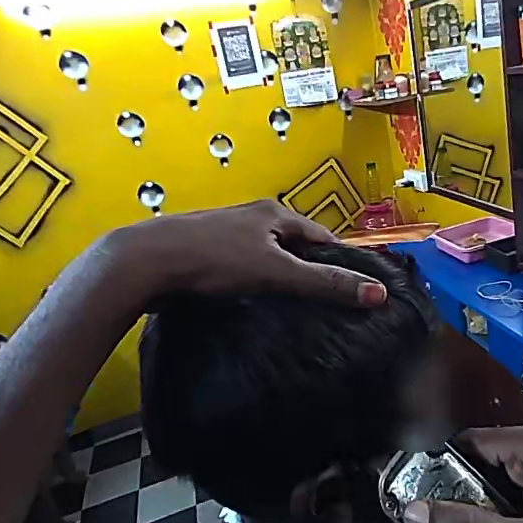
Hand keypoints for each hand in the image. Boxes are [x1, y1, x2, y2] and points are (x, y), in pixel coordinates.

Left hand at [101, 200, 386, 308]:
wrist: (145, 263)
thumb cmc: (212, 259)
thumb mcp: (276, 272)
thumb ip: (324, 283)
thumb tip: (376, 293)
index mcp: (273, 214)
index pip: (321, 235)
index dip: (339, 260)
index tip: (355, 286)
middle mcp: (252, 218)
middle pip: (294, 245)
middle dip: (310, 269)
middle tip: (327, 302)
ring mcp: (226, 234)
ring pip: (267, 256)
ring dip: (281, 277)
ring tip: (294, 307)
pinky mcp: (205, 253)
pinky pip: (243, 268)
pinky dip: (254, 283)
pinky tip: (254, 304)